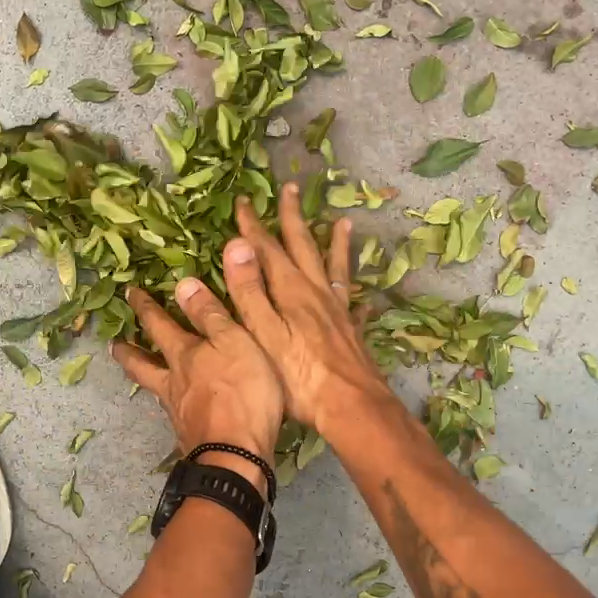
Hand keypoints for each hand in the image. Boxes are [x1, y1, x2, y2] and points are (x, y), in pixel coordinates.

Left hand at [111, 262, 284, 488]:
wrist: (235, 456)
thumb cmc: (242, 394)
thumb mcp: (234, 343)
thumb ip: (209, 315)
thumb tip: (182, 284)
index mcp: (183, 354)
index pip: (158, 324)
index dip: (144, 307)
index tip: (129, 293)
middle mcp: (173, 381)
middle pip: (142, 362)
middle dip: (128, 348)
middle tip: (113, 343)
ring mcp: (177, 410)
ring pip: (152, 387)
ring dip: (140, 375)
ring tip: (132, 370)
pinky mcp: (187, 433)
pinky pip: (170, 409)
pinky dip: (164, 400)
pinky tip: (169, 403)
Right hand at [227, 184, 394, 435]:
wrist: (352, 408)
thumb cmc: (298, 376)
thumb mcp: (262, 332)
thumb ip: (249, 290)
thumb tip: (236, 245)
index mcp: (290, 292)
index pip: (267, 249)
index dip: (253, 225)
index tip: (244, 202)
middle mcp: (316, 294)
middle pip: (303, 247)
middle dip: (293, 218)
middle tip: (291, 190)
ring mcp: (337, 312)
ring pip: (333, 268)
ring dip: (334, 244)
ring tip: (341, 223)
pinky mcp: (351, 333)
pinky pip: (352, 303)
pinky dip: (353, 294)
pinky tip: (362, 297)